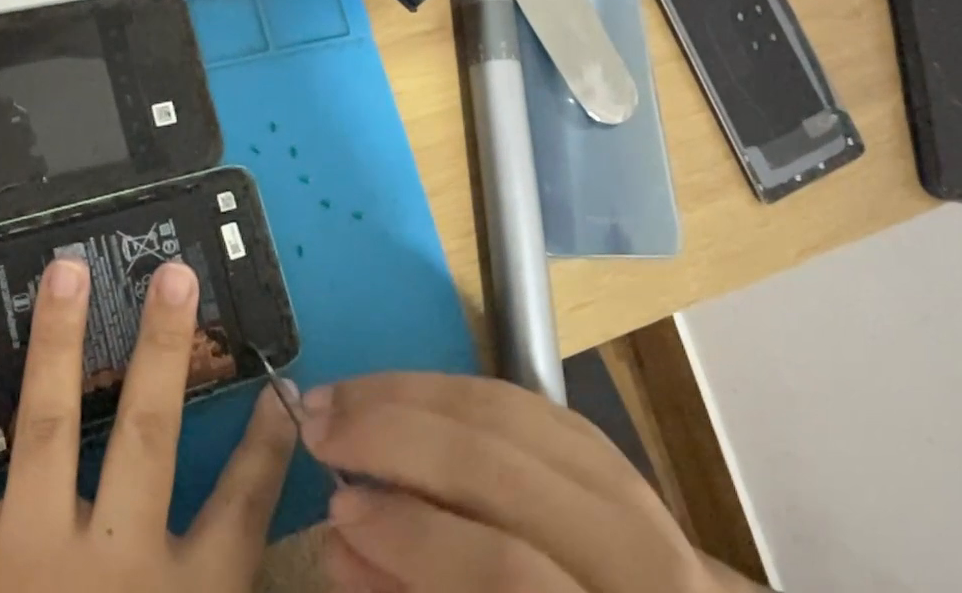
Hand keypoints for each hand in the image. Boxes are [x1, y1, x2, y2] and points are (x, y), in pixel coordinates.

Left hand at [0, 257, 298, 592]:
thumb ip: (224, 577)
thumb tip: (263, 521)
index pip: (243, 507)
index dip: (266, 444)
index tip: (280, 388)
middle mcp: (109, 558)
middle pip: (147, 434)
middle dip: (162, 351)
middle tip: (170, 273)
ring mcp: (23, 552)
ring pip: (43, 426)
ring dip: (55, 343)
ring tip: (65, 270)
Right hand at [300, 373, 768, 592]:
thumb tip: (340, 540)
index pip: (508, 569)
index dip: (412, 536)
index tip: (335, 509)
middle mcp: (644, 555)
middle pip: (502, 463)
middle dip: (392, 436)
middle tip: (317, 429)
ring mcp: (639, 493)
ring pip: (510, 411)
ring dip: (406, 395)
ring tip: (339, 398)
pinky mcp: (612, 452)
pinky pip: (520, 399)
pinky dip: (447, 390)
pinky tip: (396, 394)